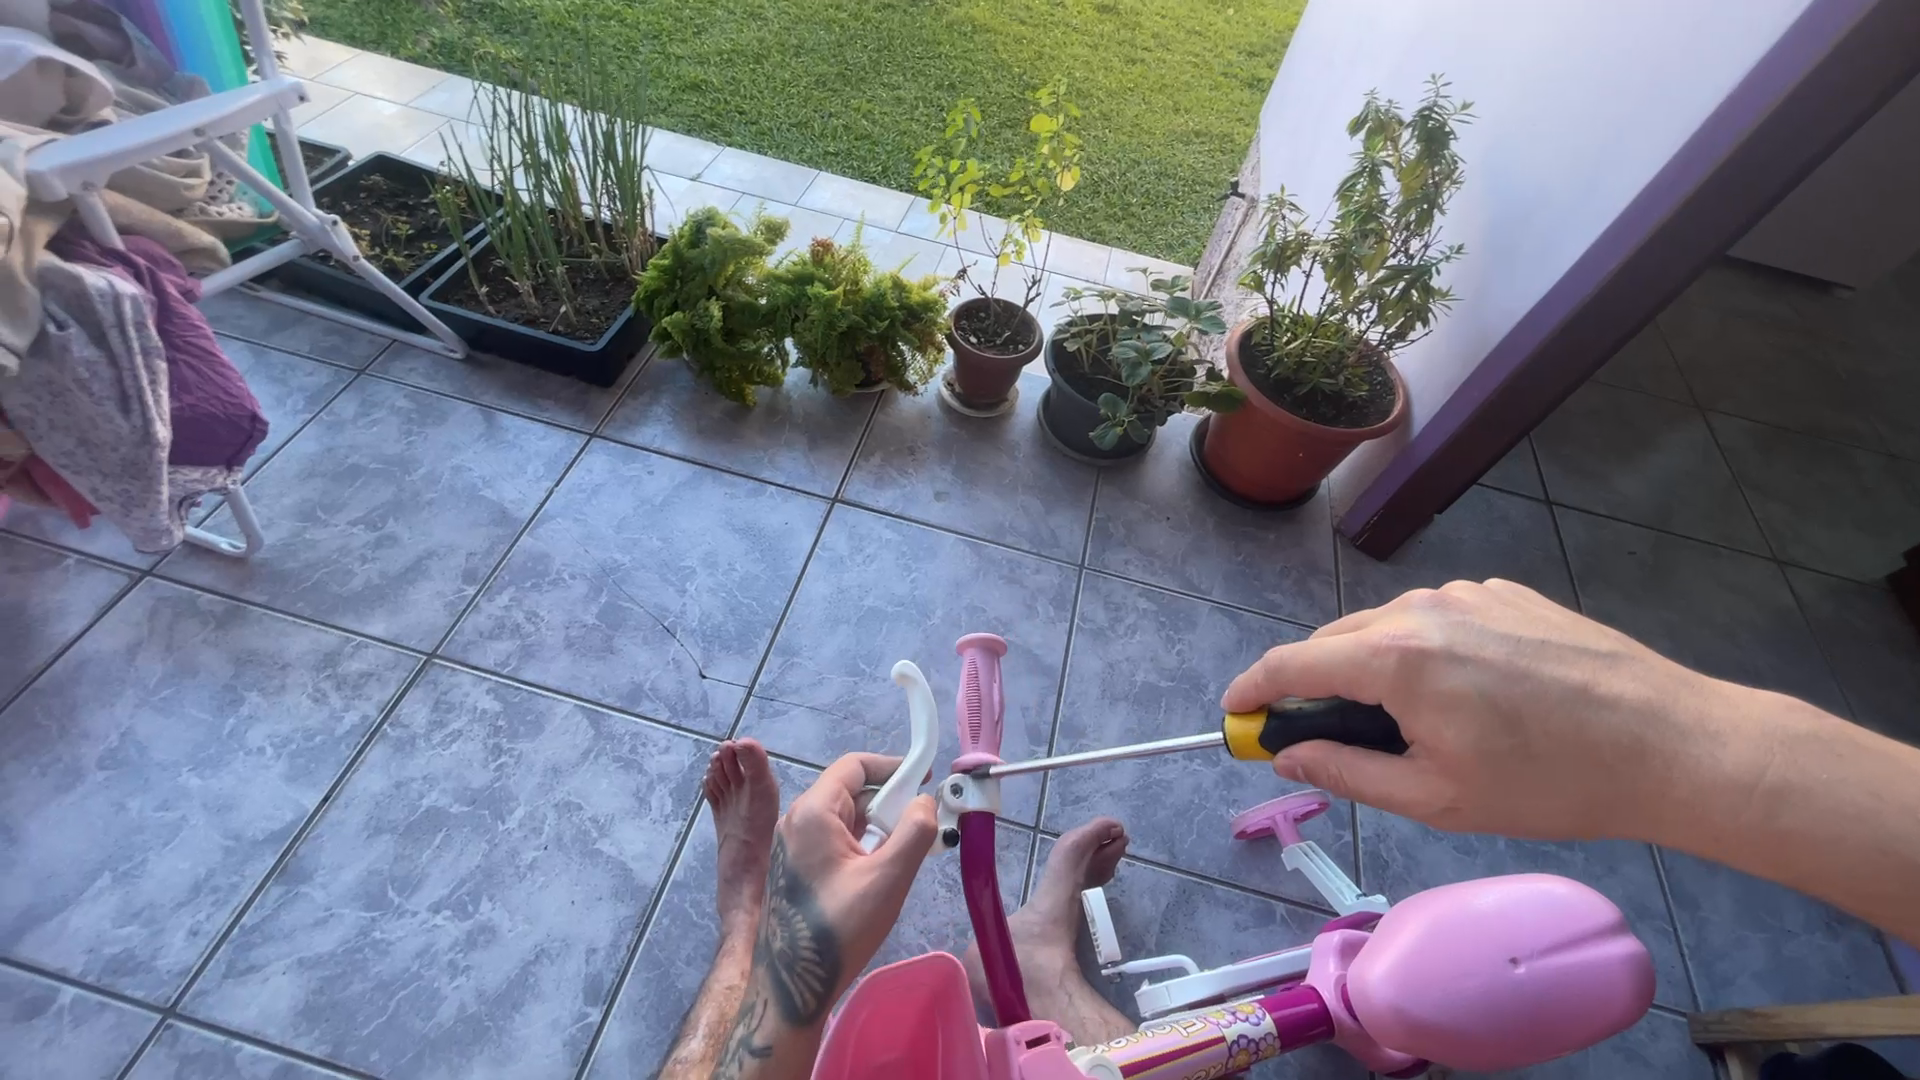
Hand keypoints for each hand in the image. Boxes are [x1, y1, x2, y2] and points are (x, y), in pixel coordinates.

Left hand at [717, 754, 935, 1078]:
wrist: (790, 989)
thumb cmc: (838, 930)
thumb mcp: (887, 879)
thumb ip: (914, 832)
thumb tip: (924, 802)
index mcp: (812, 812)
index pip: (854, 766)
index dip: (891, 767)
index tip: (923, 778)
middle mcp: (796, 819)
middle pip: (850, 790)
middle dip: (888, 801)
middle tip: (919, 825)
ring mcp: (791, 843)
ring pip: (844, 815)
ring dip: (876, 824)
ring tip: (903, 851)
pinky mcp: (794, 865)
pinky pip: (833, 837)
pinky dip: (861, 841)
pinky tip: (880, 868)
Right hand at [1222, 579, 1736, 841]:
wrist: (1680, 746)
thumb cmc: (1550, 784)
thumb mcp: (1436, 798)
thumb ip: (1346, 772)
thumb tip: (1287, 759)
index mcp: (1394, 659)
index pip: (1291, 664)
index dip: (1253, 688)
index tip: (1236, 711)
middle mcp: (1416, 609)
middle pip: (1331, 641)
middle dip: (1311, 682)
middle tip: (1323, 728)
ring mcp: (1461, 592)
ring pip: (1380, 626)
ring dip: (1367, 664)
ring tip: (1409, 713)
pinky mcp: (1499, 590)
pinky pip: (1432, 616)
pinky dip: (1419, 647)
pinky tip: (1466, 685)